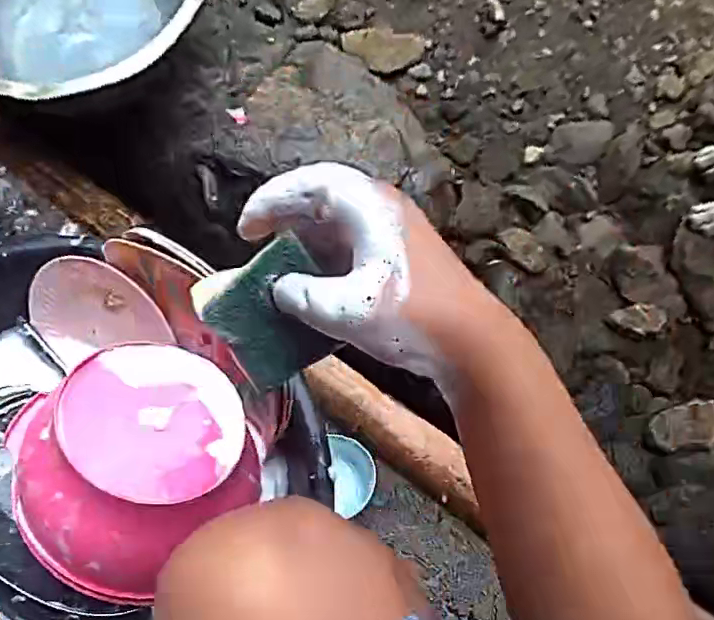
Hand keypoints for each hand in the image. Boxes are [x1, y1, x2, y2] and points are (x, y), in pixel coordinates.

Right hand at [237, 163, 503, 389]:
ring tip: (277, 262)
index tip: (245, 228)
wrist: (468, 340)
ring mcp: (391, 235)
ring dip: (303, 241)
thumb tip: (280, 289)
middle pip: (321, 199)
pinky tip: (312, 283)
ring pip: (335, 225)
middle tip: (254, 239)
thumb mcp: (346, 310)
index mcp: (368, 207)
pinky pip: (349, 248)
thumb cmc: (410, 317)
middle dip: (283, 217)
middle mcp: (380, 210)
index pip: (309, 184)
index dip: (270, 200)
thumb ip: (303, 297)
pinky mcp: (397, 260)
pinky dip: (323, 260)